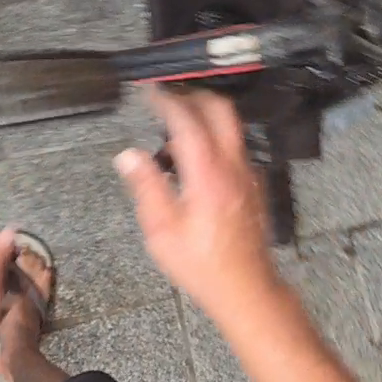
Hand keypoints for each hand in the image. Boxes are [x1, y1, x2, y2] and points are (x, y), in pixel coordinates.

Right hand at [115, 89, 283, 321]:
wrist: (247, 289)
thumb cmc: (201, 264)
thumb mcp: (161, 230)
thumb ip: (146, 186)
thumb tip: (128, 156)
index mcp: (207, 172)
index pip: (187, 120)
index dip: (166, 100)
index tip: (149, 92)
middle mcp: (233, 165)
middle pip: (220, 109)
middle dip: (192, 96)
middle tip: (167, 99)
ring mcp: (248, 174)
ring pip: (230, 127)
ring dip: (204, 118)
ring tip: (174, 135)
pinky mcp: (254, 186)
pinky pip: (235, 148)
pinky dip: (214, 140)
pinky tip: (195, 163)